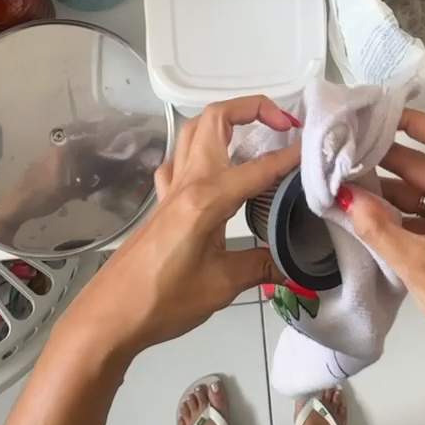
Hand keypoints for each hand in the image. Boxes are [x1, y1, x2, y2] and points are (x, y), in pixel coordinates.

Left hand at [62, 96, 299, 361]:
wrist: (110, 316)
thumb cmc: (163, 300)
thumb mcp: (222, 285)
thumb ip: (260, 266)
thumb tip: (289, 266)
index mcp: (207, 198)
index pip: (259, 167)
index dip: (291, 156)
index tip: (314, 148)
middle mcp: (188, 181)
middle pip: (216, 119)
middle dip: (252, 108)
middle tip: (283, 124)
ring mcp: (170, 187)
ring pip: (195, 130)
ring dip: (226, 120)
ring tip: (256, 134)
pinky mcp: (161, 199)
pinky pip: (180, 158)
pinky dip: (202, 148)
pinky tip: (215, 167)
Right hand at [342, 109, 424, 364]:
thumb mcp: (417, 265)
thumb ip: (378, 228)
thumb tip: (342, 195)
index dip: (411, 121)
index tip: (374, 113)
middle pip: (424, 162)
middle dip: (385, 156)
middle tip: (344, 147)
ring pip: (418, 185)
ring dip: (384, 184)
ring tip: (343, 174)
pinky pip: (420, 206)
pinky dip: (394, 206)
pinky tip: (361, 204)